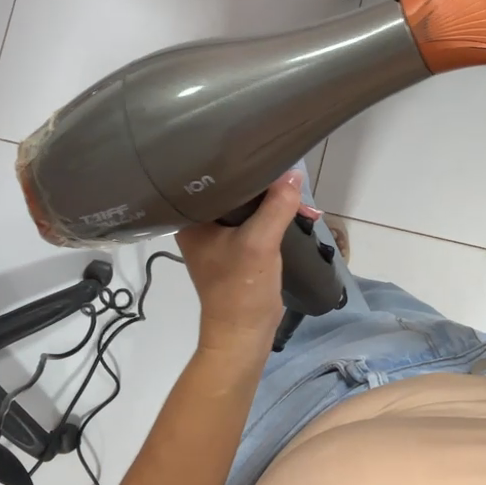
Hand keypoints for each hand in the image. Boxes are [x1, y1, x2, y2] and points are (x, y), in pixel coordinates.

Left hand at [175, 170, 314, 355]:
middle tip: (284, 166)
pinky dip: (272, 214)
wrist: (244, 334)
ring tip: (292, 186)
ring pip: (246, 206)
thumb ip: (277, 206)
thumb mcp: (260, 242)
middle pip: (233, 190)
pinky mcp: (236, 247)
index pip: (213, 179)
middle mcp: (199, 223)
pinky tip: (290, 205)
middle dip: (260, 182)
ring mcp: (218, 237)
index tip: (260, 150)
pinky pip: (254, 221)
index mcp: (190, 219)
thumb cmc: (241, 288)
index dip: (237, 164)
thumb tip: (295, 173)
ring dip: (269, 199)